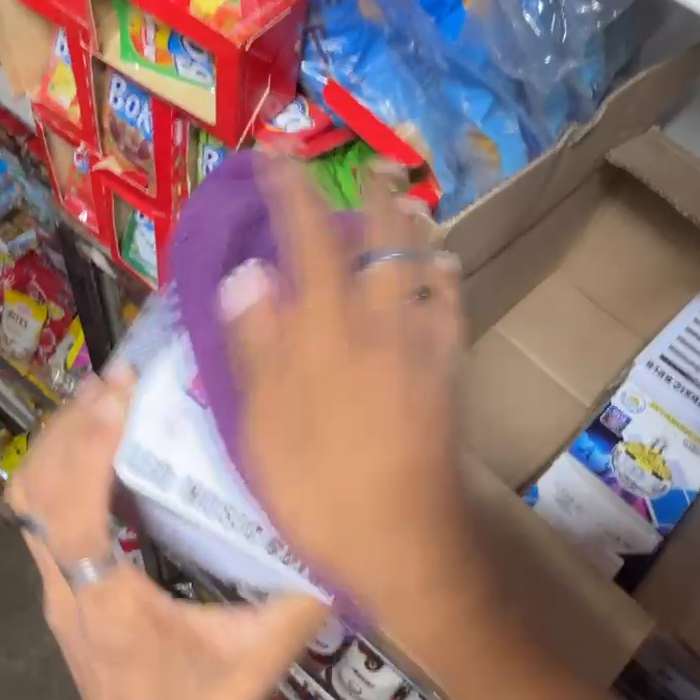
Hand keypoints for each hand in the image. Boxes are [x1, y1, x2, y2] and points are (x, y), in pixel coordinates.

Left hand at [8, 370, 326, 699]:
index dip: (87, 453)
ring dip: (58, 442)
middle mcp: (68, 591)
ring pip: (27, 501)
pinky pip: (41, 513)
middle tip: (115, 382)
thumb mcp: (257, 661)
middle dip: (68, 429)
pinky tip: (101, 440)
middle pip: (33, 495)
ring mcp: (55, 588)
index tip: (116, 400)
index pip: (74, 520)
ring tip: (103, 398)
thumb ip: (298, 602)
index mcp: (110, 607)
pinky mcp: (59, 585)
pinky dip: (61, 465)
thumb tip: (337, 540)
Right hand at [221, 160, 475, 625]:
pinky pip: (452, 312)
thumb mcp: (264, 429)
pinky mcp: (448, 378)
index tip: (279, 154)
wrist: (404, 545)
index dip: (293, 192)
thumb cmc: (319, 494)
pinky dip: (446, 280)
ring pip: (423, 268)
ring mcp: (422, 350)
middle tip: (370, 165)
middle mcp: (379, 326)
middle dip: (371, 196)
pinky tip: (443, 268)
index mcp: (326, 334)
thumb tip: (247, 275)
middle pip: (380, 242)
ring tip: (408, 199)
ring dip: (413, 227)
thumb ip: (258, 347)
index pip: (308, 242)